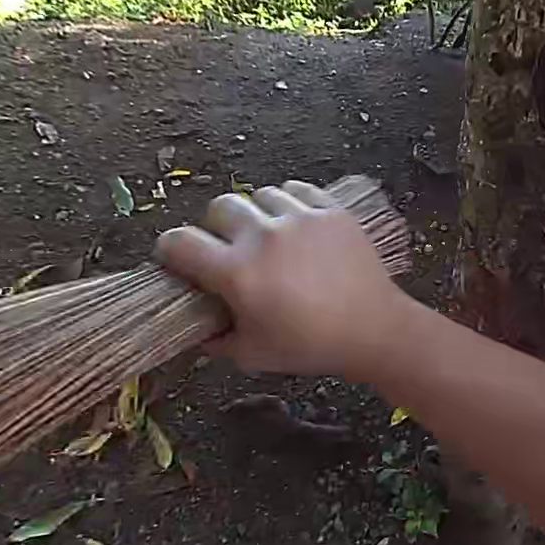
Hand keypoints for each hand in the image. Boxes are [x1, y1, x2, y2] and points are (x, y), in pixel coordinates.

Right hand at [155, 180, 416, 378]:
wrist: (374, 330)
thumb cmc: (311, 346)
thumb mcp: (253, 355)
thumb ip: (216, 341)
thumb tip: (196, 329)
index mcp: (237, 272)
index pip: (179, 242)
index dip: (170, 250)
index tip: (179, 260)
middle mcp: (263, 236)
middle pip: (219, 207)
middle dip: (215, 228)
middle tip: (230, 249)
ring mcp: (300, 218)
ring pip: (259, 195)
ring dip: (256, 214)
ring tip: (268, 236)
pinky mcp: (330, 210)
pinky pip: (296, 189)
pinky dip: (288, 203)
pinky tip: (294, 224)